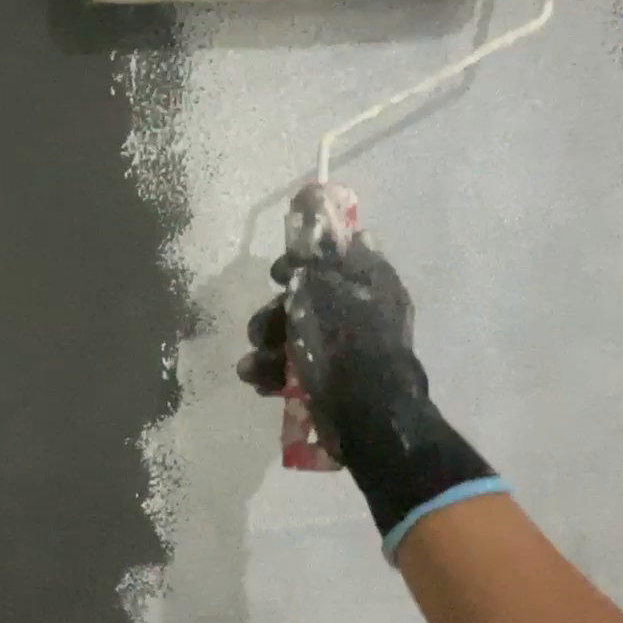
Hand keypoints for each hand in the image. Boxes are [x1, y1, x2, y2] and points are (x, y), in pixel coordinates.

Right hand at [237, 202, 501, 550]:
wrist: (366, 416)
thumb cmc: (344, 345)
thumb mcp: (323, 292)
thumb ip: (313, 256)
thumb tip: (315, 206)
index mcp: (370, 283)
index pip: (335, 255)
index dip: (300, 260)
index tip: (276, 274)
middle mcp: (361, 312)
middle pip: (305, 299)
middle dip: (273, 316)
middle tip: (260, 330)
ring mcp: (347, 348)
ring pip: (296, 336)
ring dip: (268, 349)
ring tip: (253, 368)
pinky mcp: (335, 380)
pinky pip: (298, 367)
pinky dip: (277, 373)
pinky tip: (261, 383)